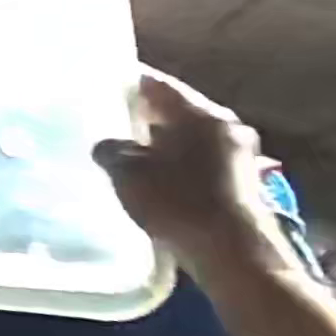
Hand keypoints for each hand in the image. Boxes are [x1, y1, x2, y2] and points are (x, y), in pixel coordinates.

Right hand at [93, 70, 287, 282]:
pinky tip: (147, 173)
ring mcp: (237, 154)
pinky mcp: (238, 181)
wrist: (233, 255)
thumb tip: (108, 144)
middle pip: (173, 108)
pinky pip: (194, 157)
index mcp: (201, 114)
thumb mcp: (126, 171)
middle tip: (103, 114)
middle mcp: (225, 126)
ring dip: (155, 138)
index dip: (123, 80)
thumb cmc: (178, 202)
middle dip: (139, 111)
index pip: (155, 83)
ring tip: (120, 145)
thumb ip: (110, 148)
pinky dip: (169, 159)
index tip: (97, 80)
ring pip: (184, 134)